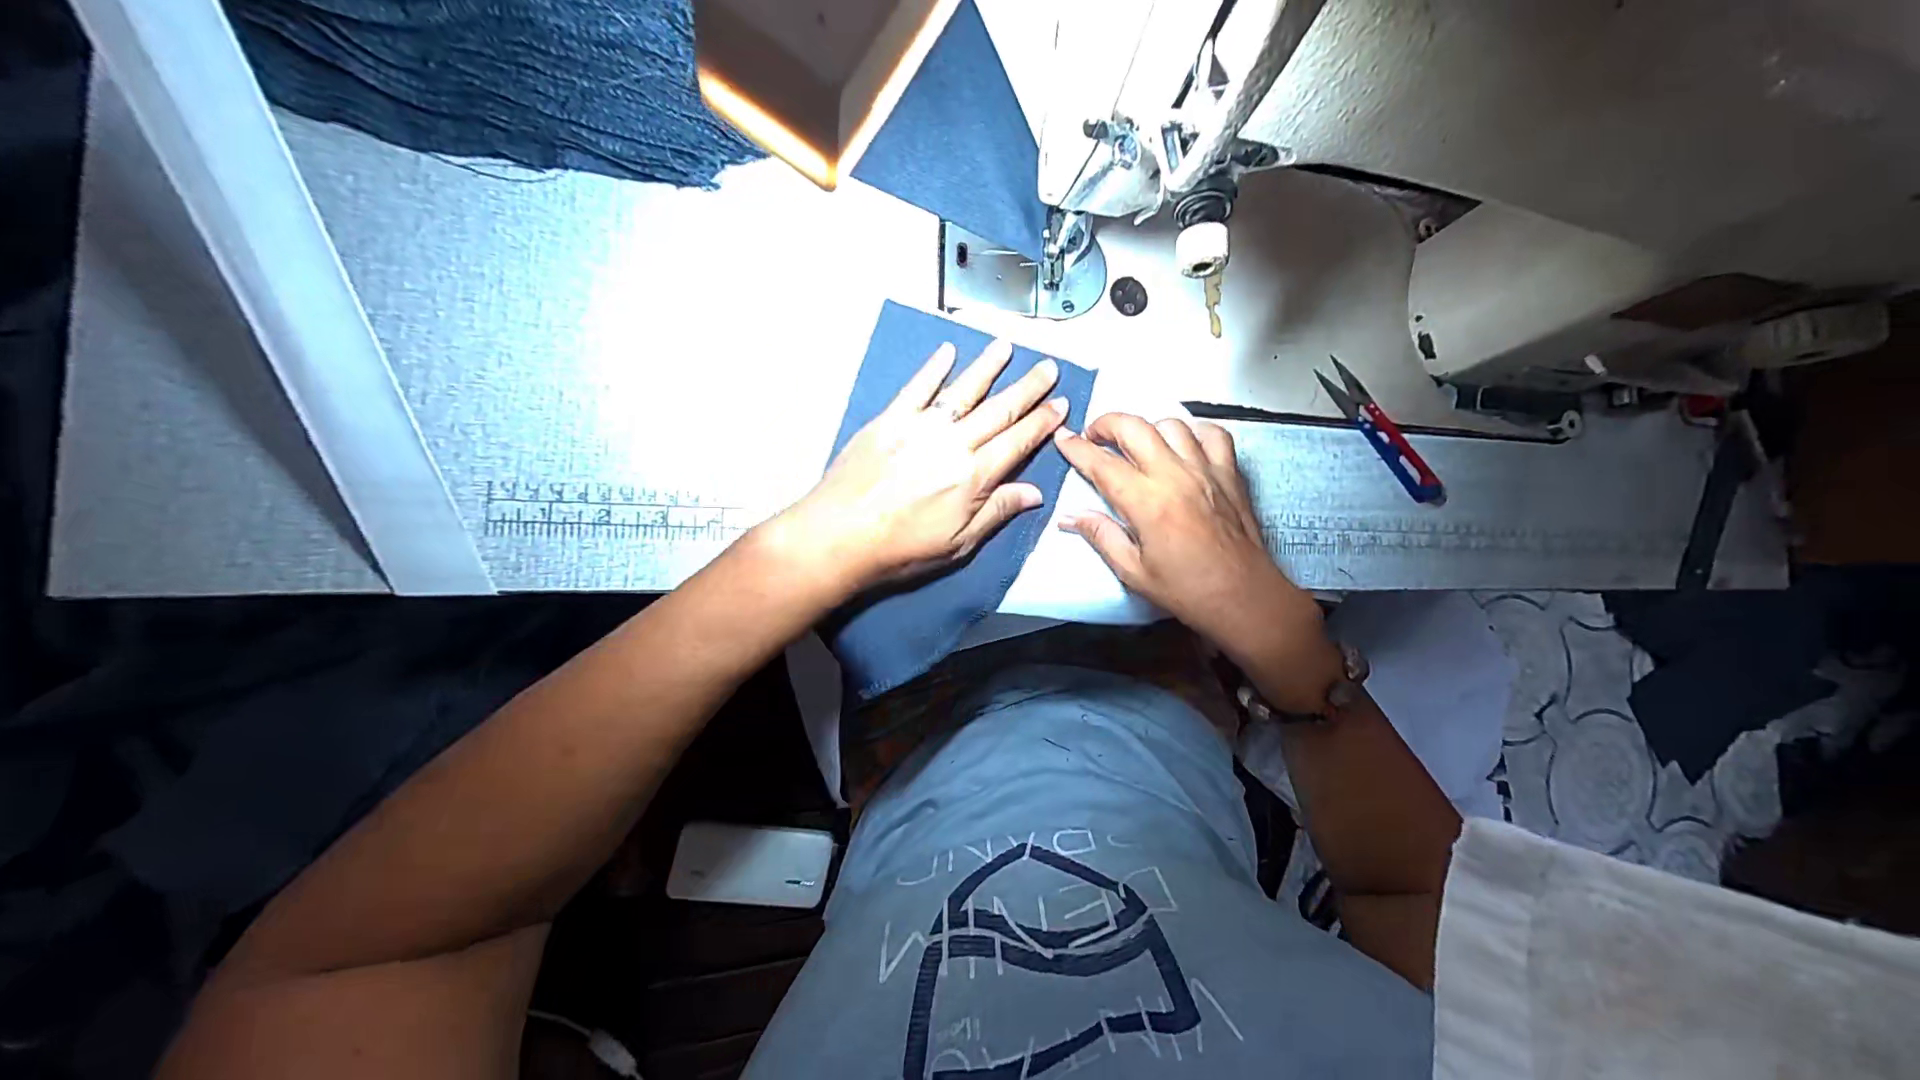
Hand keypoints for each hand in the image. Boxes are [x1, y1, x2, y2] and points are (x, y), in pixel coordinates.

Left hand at [769, 339, 1066, 596]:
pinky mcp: (889, 421)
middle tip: (1048, 367)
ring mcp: (920, 428)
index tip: (1060, 404)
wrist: (839, 536)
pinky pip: (917, 388)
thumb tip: (1034, 493)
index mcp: (973, 477)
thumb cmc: (899, 548)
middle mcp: (952, 445)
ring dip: (988, 367)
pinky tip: (947, 352)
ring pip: (963, 391)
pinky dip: (933, 368)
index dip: (1042, 422)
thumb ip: (996, 512)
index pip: (1017, 442)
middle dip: (1028, 388)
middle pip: (998, 410)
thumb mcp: (958, 543)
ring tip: (1006, 347)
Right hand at [1053, 414, 1337, 709]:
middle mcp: (1175, 476)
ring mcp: (1205, 470)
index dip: (1077, 448)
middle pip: (1134, 428)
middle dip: (1106, 424)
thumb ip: (1101, 536)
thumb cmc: (1187, 590)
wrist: (1244, 596)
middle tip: (1094, 437)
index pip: (1102, 463)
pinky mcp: (1229, 473)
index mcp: (1146, 503)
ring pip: (1170, 424)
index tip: (1063, 439)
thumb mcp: (1133, 571)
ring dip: (1146, 428)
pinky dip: (1192, 432)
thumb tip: (1070, 517)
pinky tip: (1181, 445)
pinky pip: (1211, 434)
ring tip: (1136, 444)